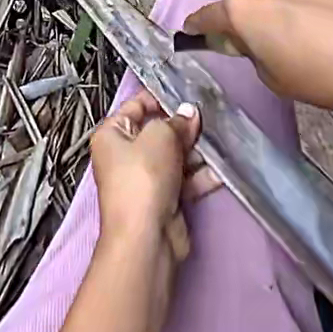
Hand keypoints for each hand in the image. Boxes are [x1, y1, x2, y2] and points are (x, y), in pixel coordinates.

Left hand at [89, 90, 216, 257]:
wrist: (146, 236)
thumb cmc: (143, 179)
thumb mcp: (160, 137)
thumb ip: (176, 121)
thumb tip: (189, 112)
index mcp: (112, 135)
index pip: (135, 106)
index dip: (160, 98)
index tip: (186, 94)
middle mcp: (125, 155)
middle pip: (159, 132)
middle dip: (183, 127)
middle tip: (209, 119)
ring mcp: (145, 178)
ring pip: (175, 156)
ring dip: (196, 151)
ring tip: (219, 142)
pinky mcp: (164, 198)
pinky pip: (184, 180)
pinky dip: (200, 175)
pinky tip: (220, 169)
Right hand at [184, 0, 332, 124]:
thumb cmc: (323, 78)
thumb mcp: (273, 77)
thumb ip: (251, 51)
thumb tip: (250, 39)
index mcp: (241, 9)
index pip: (206, 15)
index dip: (197, 26)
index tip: (194, 31)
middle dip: (253, 15)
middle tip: (271, 40)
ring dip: (287, 2)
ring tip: (314, 28)